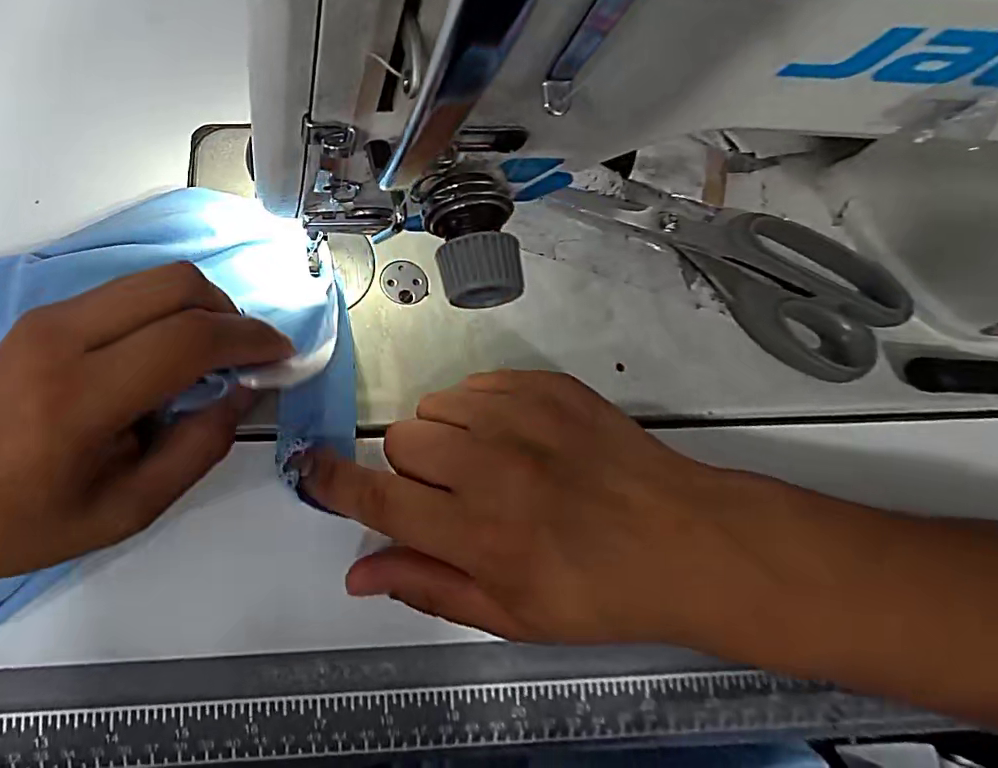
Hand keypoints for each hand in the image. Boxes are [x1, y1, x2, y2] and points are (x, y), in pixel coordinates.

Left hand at [0, 262, 293, 633]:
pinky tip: (166, 355)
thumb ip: (197, 448)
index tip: (281, 354)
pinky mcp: (43, 314)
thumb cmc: (24, 525)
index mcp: (79, 399)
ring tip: (212, 357)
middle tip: (249, 353)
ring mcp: (48, 317)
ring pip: (152, 280)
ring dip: (198, 307)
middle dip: (228, 310)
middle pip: (174, 283)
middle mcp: (62, 338)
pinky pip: (126, 294)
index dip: (248, 339)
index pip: (188, 339)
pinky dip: (165, 311)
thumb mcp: (126, 510)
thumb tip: (242, 391)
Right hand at [300, 370, 781, 645]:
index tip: (311, 470)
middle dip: (415, 470)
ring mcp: (518, 415)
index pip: (379, 496)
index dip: (335, 483)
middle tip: (457, 496)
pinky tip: (518, 441)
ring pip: (434, 409)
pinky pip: (473, 385)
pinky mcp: (542, 385)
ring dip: (446, 438)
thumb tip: (357, 571)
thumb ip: (425, 585)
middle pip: (401, 441)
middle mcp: (490, 466)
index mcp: (479, 531)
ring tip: (491, 466)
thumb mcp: (509, 613)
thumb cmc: (597, 591)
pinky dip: (480, 411)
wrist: (686, 539)